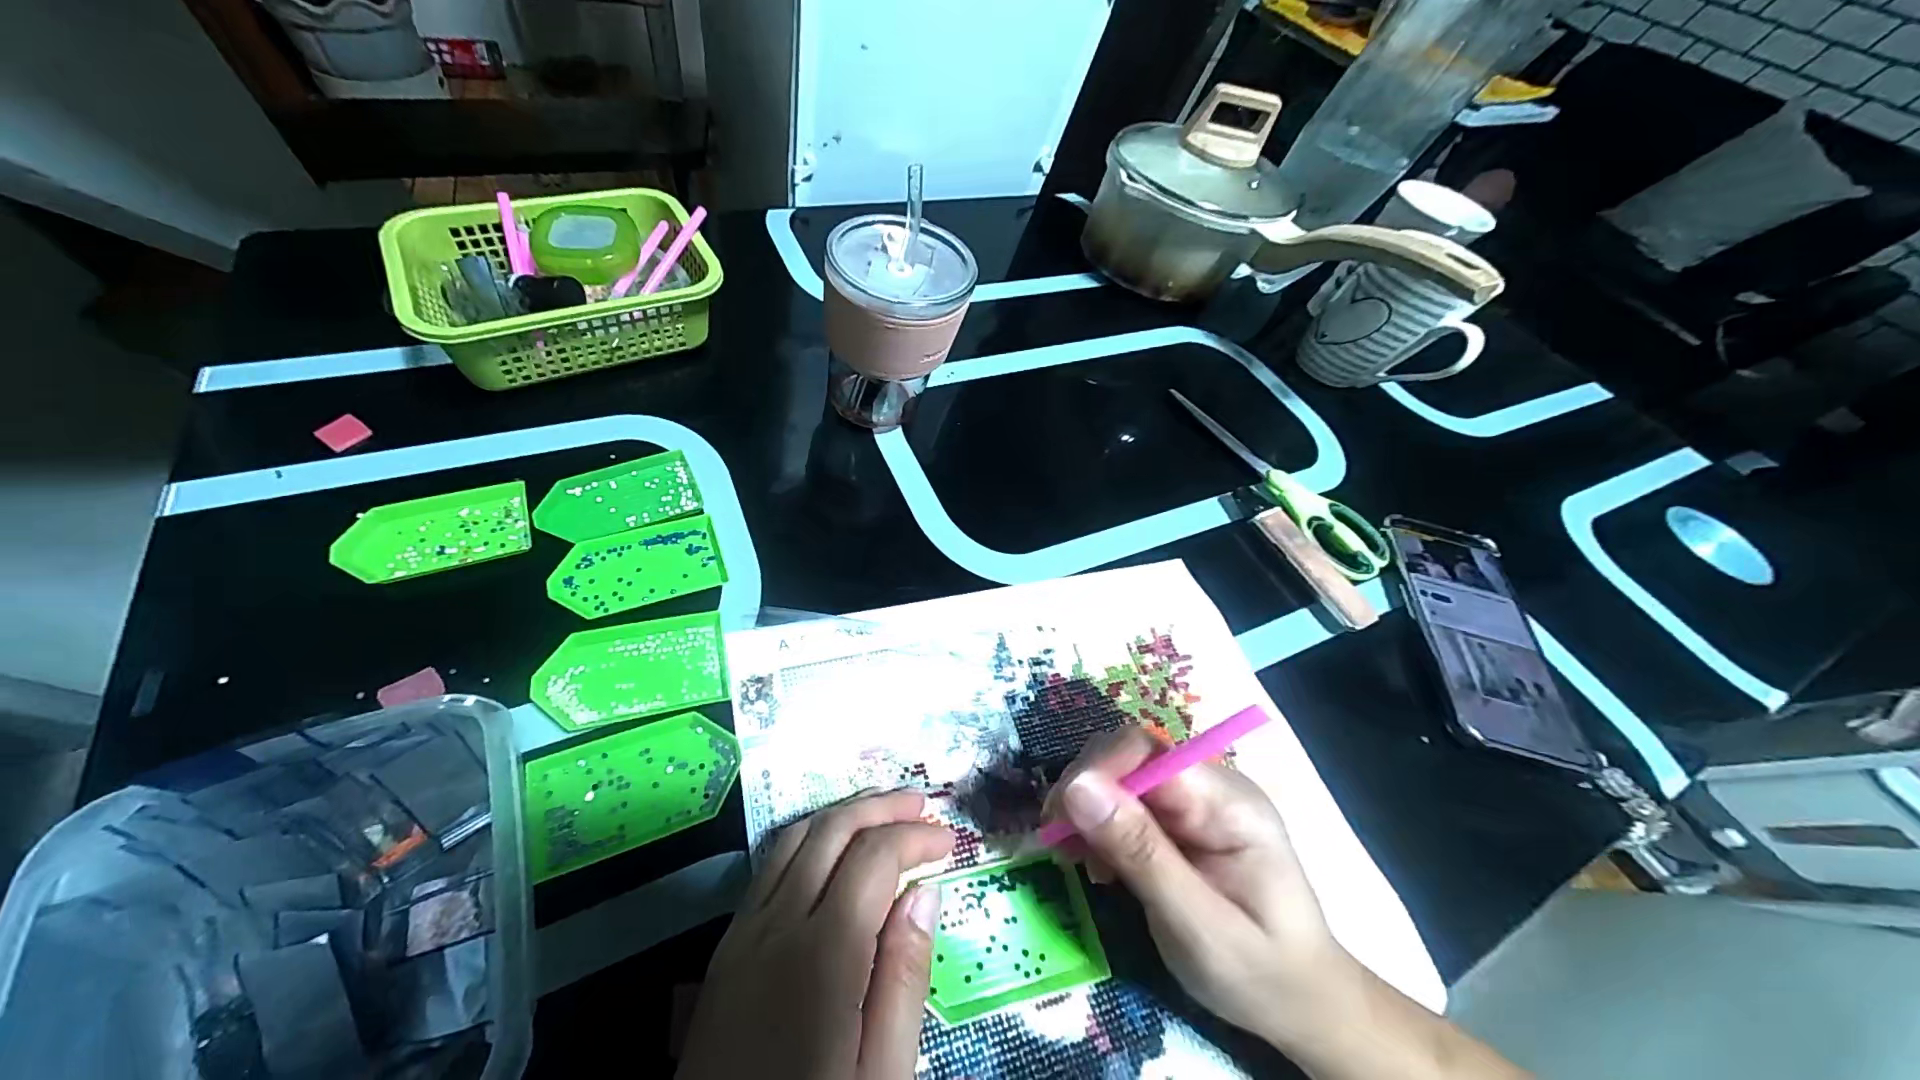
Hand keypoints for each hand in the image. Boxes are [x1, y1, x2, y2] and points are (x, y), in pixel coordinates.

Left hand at [677, 790, 953, 1079]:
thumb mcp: (881, 1072)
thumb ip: (904, 976)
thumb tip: (924, 891)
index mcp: (823, 953)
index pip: (874, 858)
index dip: (914, 837)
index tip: (948, 840)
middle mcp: (777, 924)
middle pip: (832, 831)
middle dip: (880, 807)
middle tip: (920, 805)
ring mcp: (743, 932)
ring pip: (796, 838)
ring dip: (844, 814)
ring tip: (883, 812)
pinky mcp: (725, 948)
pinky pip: (770, 865)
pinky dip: (810, 838)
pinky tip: (832, 852)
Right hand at [1041, 727, 1340, 1045]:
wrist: (1299, 1003)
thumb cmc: (1258, 972)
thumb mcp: (1197, 924)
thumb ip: (1140, 853)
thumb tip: (1077, 787)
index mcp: (1227, 802)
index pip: (1149, 751)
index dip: (1098, 772)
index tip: (1060, 820)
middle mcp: (1208, 788)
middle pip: (1128, 757)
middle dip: (1084, 792)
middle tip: (1060, 846)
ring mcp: (1193, 803)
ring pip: (1119, 778)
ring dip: (1086, 812)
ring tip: (1075, 861)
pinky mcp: (1178, 823)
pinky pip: (1125, 805)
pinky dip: (1098, 829)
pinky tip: (1095, 865)